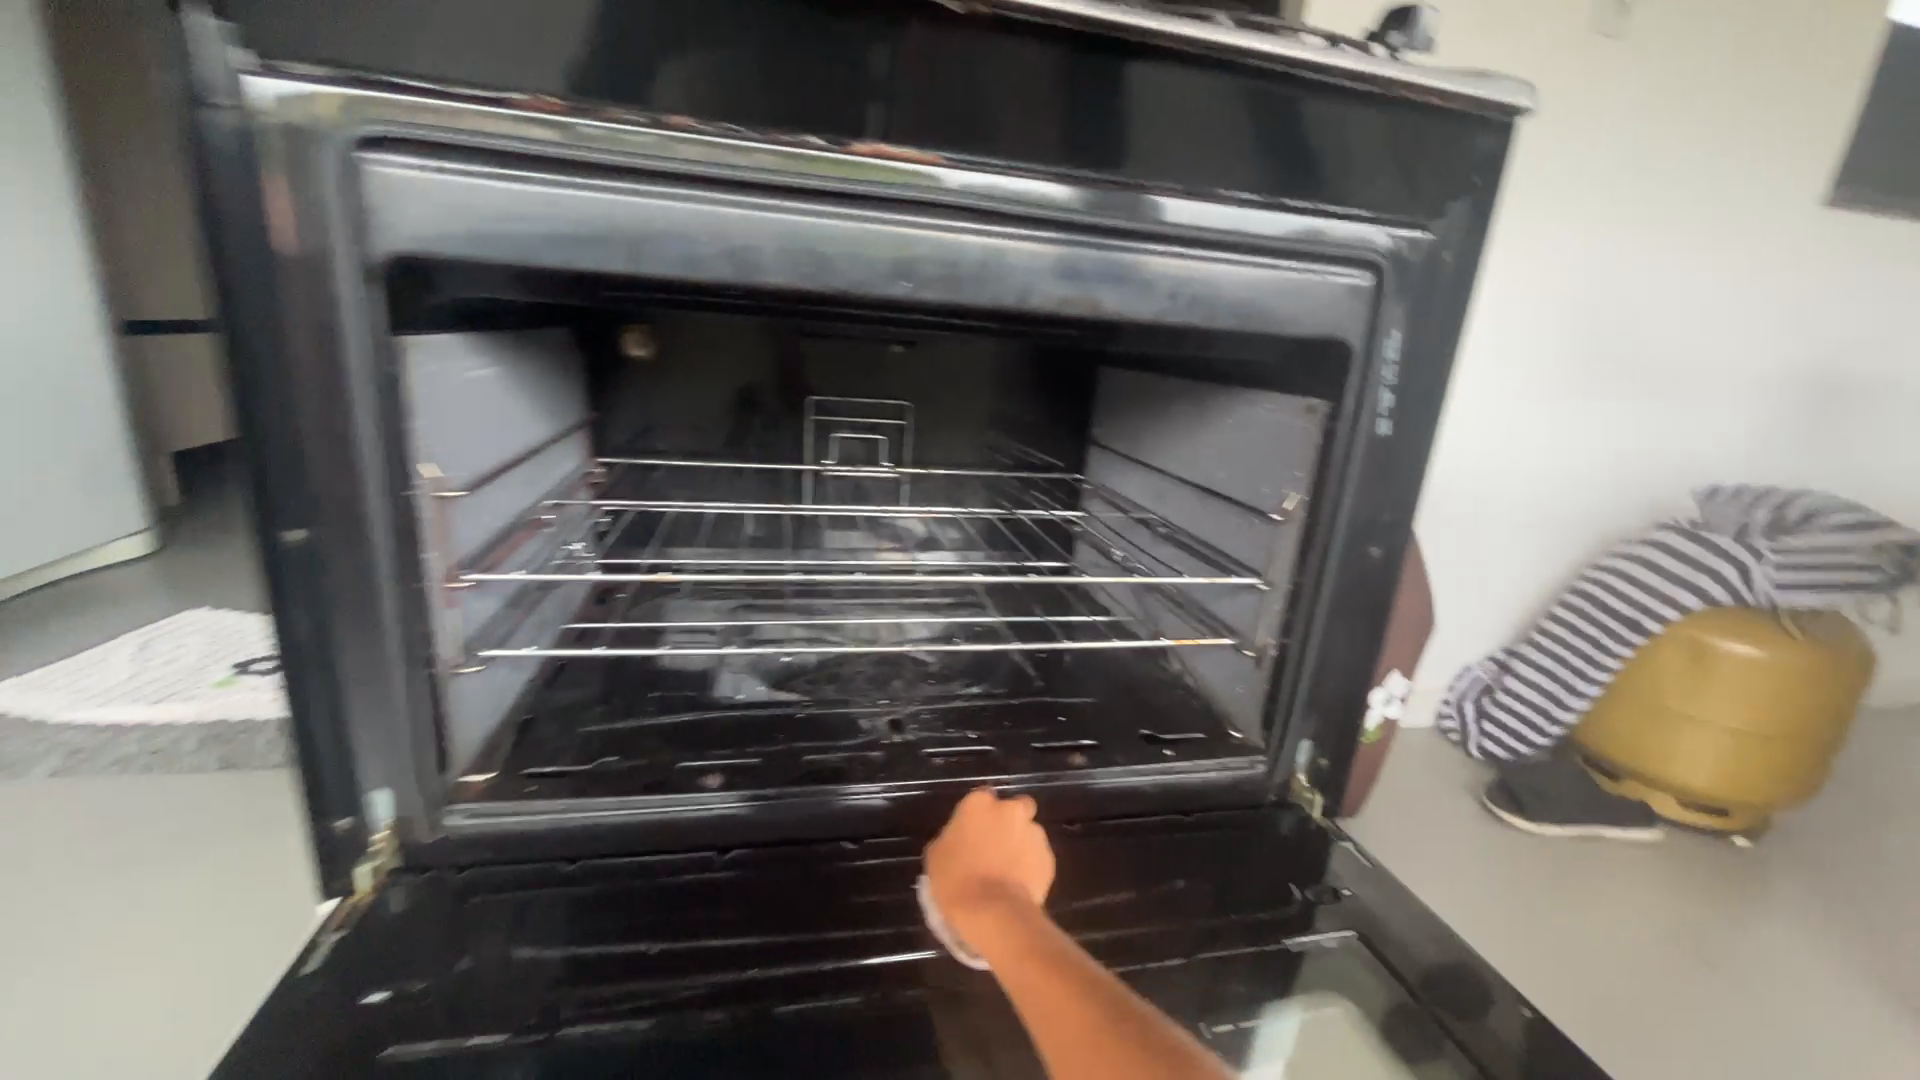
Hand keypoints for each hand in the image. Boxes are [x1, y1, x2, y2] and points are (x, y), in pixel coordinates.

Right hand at [924, 787, 1055, 943]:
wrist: (993, 913)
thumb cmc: (955, 880)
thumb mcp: (936, 854)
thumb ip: (951, 836)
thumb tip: (959, 838)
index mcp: (979, 803)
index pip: (981, 797)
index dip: (978, 815)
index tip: (973, 832)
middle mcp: (1010, 809)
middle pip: (1014, 808)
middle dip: (1008, 822)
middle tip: (996, 846)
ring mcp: (1034, 832)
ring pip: (1029, 832)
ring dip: (1021, 844)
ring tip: (1009, 871)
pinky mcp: (1049, 857)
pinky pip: (1038, 856)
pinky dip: (1031, 865)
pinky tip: (1020, 885)